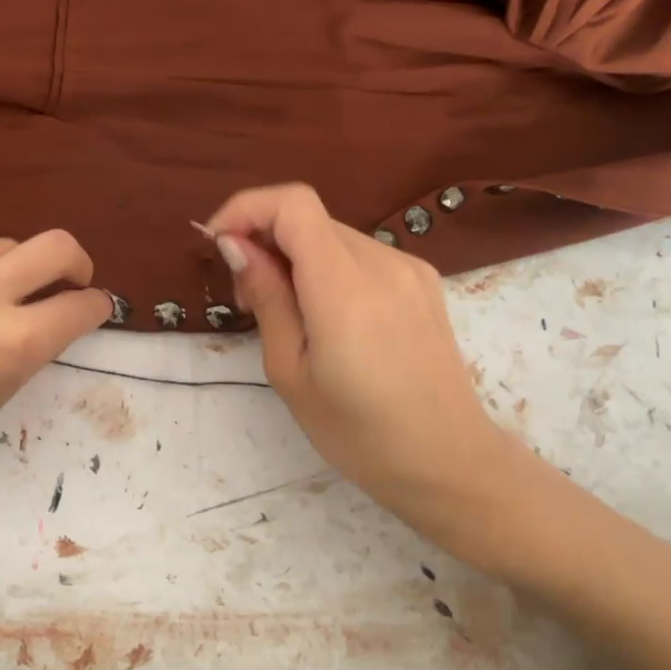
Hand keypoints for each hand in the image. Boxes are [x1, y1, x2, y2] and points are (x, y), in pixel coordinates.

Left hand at [0, 231, 112, 496]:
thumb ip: (30, 348)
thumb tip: (55, 314)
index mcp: (12, 344)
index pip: (81, 305)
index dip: (97, 307)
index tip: (94, 310)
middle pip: (57, 245)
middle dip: (75, 265)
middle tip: (67, 287)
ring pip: (8, 244)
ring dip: (19, 268)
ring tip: (1, 300)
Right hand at [205, 184, 520, 518]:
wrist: (451, 465)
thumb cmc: (359, 432)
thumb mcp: (290, 371)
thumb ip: (267, 297)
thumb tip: (236, 244)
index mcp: (345, 288)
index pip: (292, 204)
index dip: (246, 209)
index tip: (219, 245)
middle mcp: (383, 264)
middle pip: (308, 219)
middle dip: (263, 240)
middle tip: (246, 298)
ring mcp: (409, 270)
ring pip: (331, 235)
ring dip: (293, 256)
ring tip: (284, 313)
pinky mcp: (423, 283)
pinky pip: (359, 255)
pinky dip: (325, 267)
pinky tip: (323, 315)